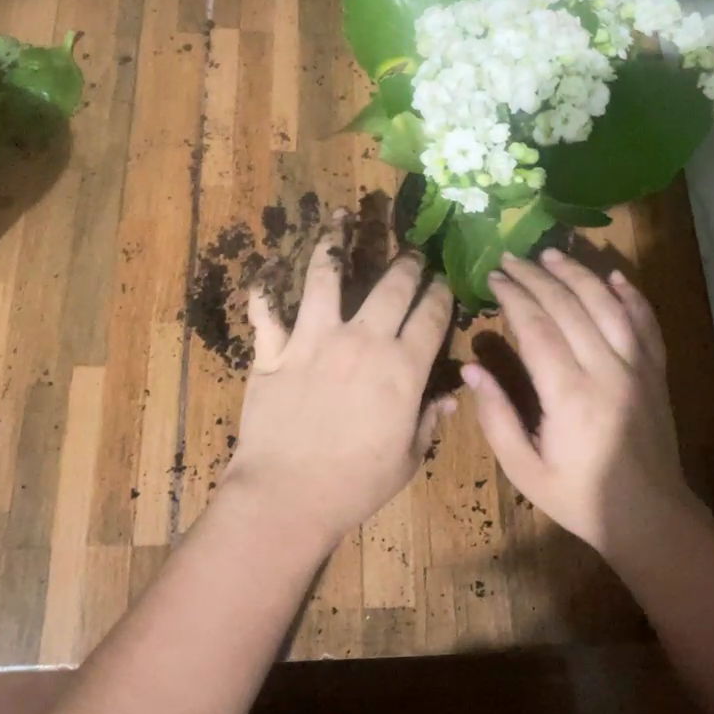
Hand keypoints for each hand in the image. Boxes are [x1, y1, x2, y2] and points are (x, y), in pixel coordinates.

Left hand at [223, 216, 455, 545]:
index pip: (431, 316)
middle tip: (412, 253)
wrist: (287, 496)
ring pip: (326, 277)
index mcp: (401, 369)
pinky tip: (268, 267)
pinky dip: (264, 288)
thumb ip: (428, 421)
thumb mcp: (406, 458)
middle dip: (407, 263)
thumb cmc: (354, 485)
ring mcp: (313, 340)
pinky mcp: (274, 350)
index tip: (444, 282)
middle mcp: (361, 341)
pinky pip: (266, 310)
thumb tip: (449, 397)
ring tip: (341, 217)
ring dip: (335, 242)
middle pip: (391, 287)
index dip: (442, 294)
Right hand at [467, 249, 690, 558]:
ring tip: (553, 254)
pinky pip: (646, 325)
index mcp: (569, 395)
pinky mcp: (656, 374)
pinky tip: (614, 277)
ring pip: (607, 307)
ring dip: (579, 275)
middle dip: (537, 277)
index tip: (494, 277)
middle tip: (512, 258)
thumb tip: (472, 370)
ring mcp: (637, 370)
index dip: (514, 297)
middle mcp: (606, 372)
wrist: (649, 518)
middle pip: (570, 308)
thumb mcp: (525, 469)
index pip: (537, 328)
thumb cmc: (579, 497)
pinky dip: (632, 296)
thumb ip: (496, 418)